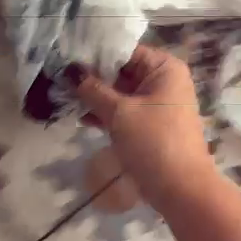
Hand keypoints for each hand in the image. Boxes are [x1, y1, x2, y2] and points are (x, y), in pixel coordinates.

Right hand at [72, 45, 219, 209]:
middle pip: (122, 71)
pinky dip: (106, 113)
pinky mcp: (151, 125)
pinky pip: (125, 111)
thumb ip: (92, 89)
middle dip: (92, 78)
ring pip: (121, 93)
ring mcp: (158, 104)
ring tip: (65, 99)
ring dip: (96, 97)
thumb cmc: (153, 142)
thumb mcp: (119, 113)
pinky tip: (81, 118)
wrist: (180, 189)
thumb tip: (70, 71)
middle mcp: (164, 81)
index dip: (95, 55)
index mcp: (164, 68)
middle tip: (60, 80)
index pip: (124, 51)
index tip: (66, 60)